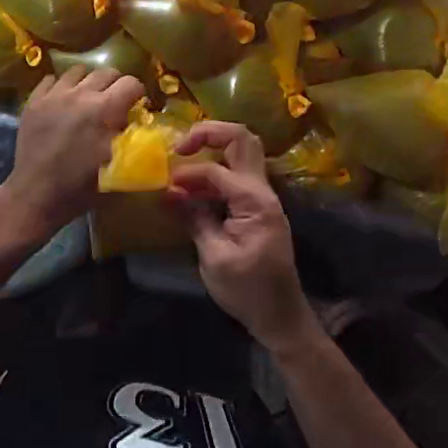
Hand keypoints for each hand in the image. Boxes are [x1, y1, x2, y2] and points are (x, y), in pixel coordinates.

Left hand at [0, 66, 143, 250]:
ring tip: (86, 98)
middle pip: (106, 72)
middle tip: (113, 102)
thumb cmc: (81, 186)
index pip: (131, 83)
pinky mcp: (33, 101)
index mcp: (105, 109)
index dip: (137, 93)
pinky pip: (50, 80)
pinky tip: (61, 100)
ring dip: (87, 82)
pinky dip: (60, 86)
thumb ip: (128, 137)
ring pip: (78, 70)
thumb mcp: (117, 163)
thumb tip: (133, 122)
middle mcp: (80, 94)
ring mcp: (54, 95)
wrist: (36, 195)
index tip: (135, 105)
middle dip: (115, 85)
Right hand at [170, 122, 318, 352]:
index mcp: (255, 201)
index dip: (188, 173)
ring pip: (242, 151)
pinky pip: (237, 173)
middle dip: (209, 132)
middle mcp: (262, 190)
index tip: (166, 185)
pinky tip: (194, 185)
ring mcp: (262, 196)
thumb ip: (194, 219)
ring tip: (184, 160)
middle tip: (181, 145)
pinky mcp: (257, 205)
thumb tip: (169, 192)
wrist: (280, 314)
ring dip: (213, 148)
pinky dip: (215, 169)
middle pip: (242, 139)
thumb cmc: (248, 290)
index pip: (217, 171)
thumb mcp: (215, 258)